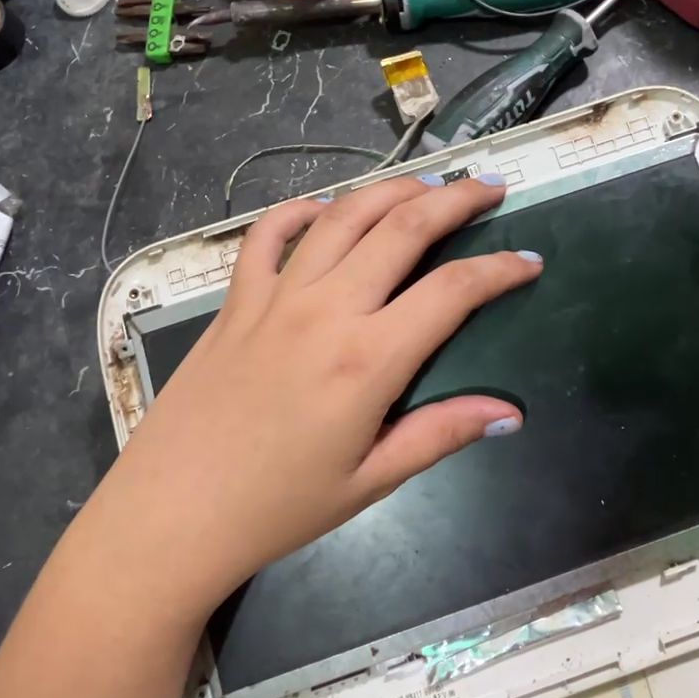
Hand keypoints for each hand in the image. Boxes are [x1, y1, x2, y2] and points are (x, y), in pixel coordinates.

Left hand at [106, 173, 541, 607]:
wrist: (169, 515)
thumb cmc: (278, 507)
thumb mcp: (370, 481)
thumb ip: (441, 434)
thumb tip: (511, 413)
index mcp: (368, 359)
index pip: (453, 291)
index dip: (500, 269)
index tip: (529, 260)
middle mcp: (326, 309)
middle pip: (403, 228)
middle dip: (455, 199)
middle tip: (488, 187)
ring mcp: (276, 296)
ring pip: (343, 216)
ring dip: (392, 190)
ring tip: (428, 182)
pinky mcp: (236, 299)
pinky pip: (268, 235)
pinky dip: (300, 210)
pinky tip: (324, 207)